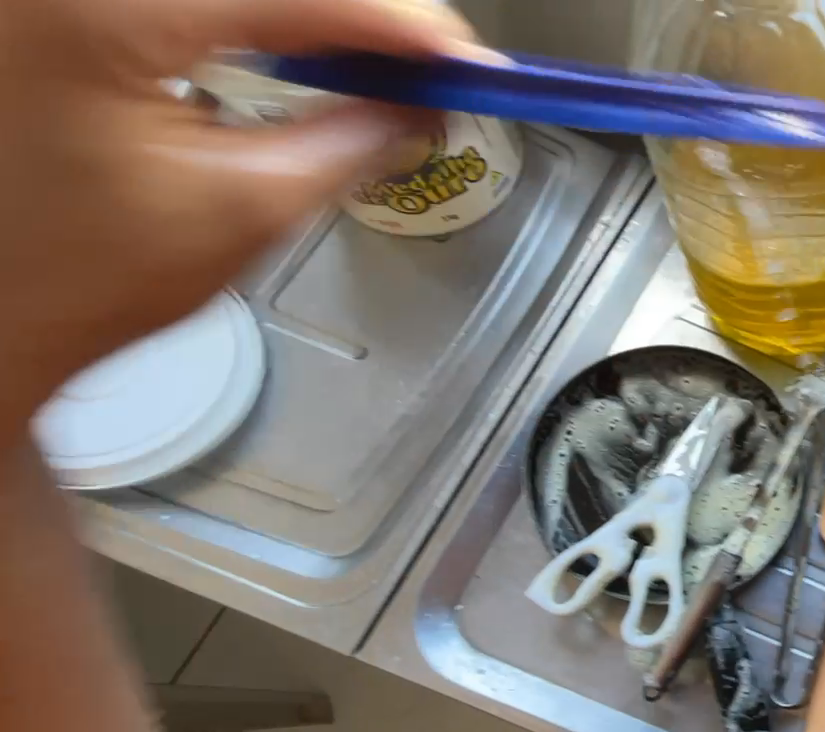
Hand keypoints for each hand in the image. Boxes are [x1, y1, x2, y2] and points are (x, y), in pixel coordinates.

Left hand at [0, 0, 496, 439]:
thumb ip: (353, 141)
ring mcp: (66, 1)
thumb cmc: (110, 267)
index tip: (466, 53)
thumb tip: (428, 106)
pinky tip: (317, 44)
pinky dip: (274, 16)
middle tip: (439, 52)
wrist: (1, 297)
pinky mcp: (69, 15)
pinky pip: (204, 4)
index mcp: (93, 13)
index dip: (391, 21)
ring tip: (392, 54)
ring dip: (323, 13)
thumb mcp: (256, 204)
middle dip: (363, 8)